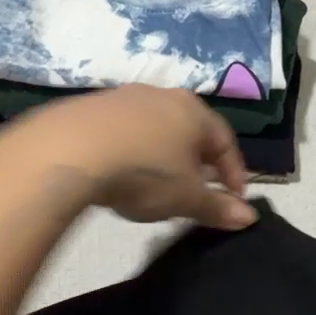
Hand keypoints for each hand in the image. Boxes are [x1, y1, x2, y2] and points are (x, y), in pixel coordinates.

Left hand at [0, 84, 257, 229]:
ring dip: (161, 156)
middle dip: (197, 163)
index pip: (226, 142)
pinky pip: (120, 132)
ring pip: (154, 129)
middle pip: (190, 131)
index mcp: (194, 111)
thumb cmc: (144, 172)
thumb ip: (218, 207)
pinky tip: (118, 175)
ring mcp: (122, 98)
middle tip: (196, 192)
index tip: (234, 201)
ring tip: (156, 186)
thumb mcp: (186, 198)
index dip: (234, 174)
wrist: (66, 152)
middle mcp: (162, 95)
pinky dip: (128, 153)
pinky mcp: (87, 107)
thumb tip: (249, 218)